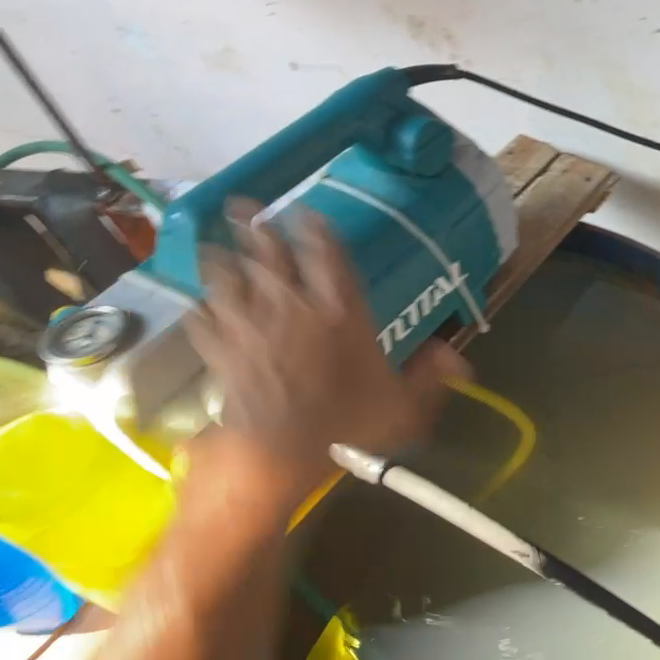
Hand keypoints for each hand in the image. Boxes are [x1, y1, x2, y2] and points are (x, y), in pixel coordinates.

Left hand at [186, 201, 469, 499]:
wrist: (277, 454)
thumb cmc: (344, 426)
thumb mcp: (403, 405)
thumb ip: (430, 376)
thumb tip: (456, 356)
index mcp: (340, 312)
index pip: (327, 254)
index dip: (315, 227)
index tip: (304, 211)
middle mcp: (292, 305)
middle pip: (269, 251)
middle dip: (256, 225)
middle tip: (246, 206)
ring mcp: (249, 322)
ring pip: (227, 274)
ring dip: (221, 256)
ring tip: (217, 243)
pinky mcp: (219, 346)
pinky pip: (203, 314)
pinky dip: (203, 305)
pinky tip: (203, 303)